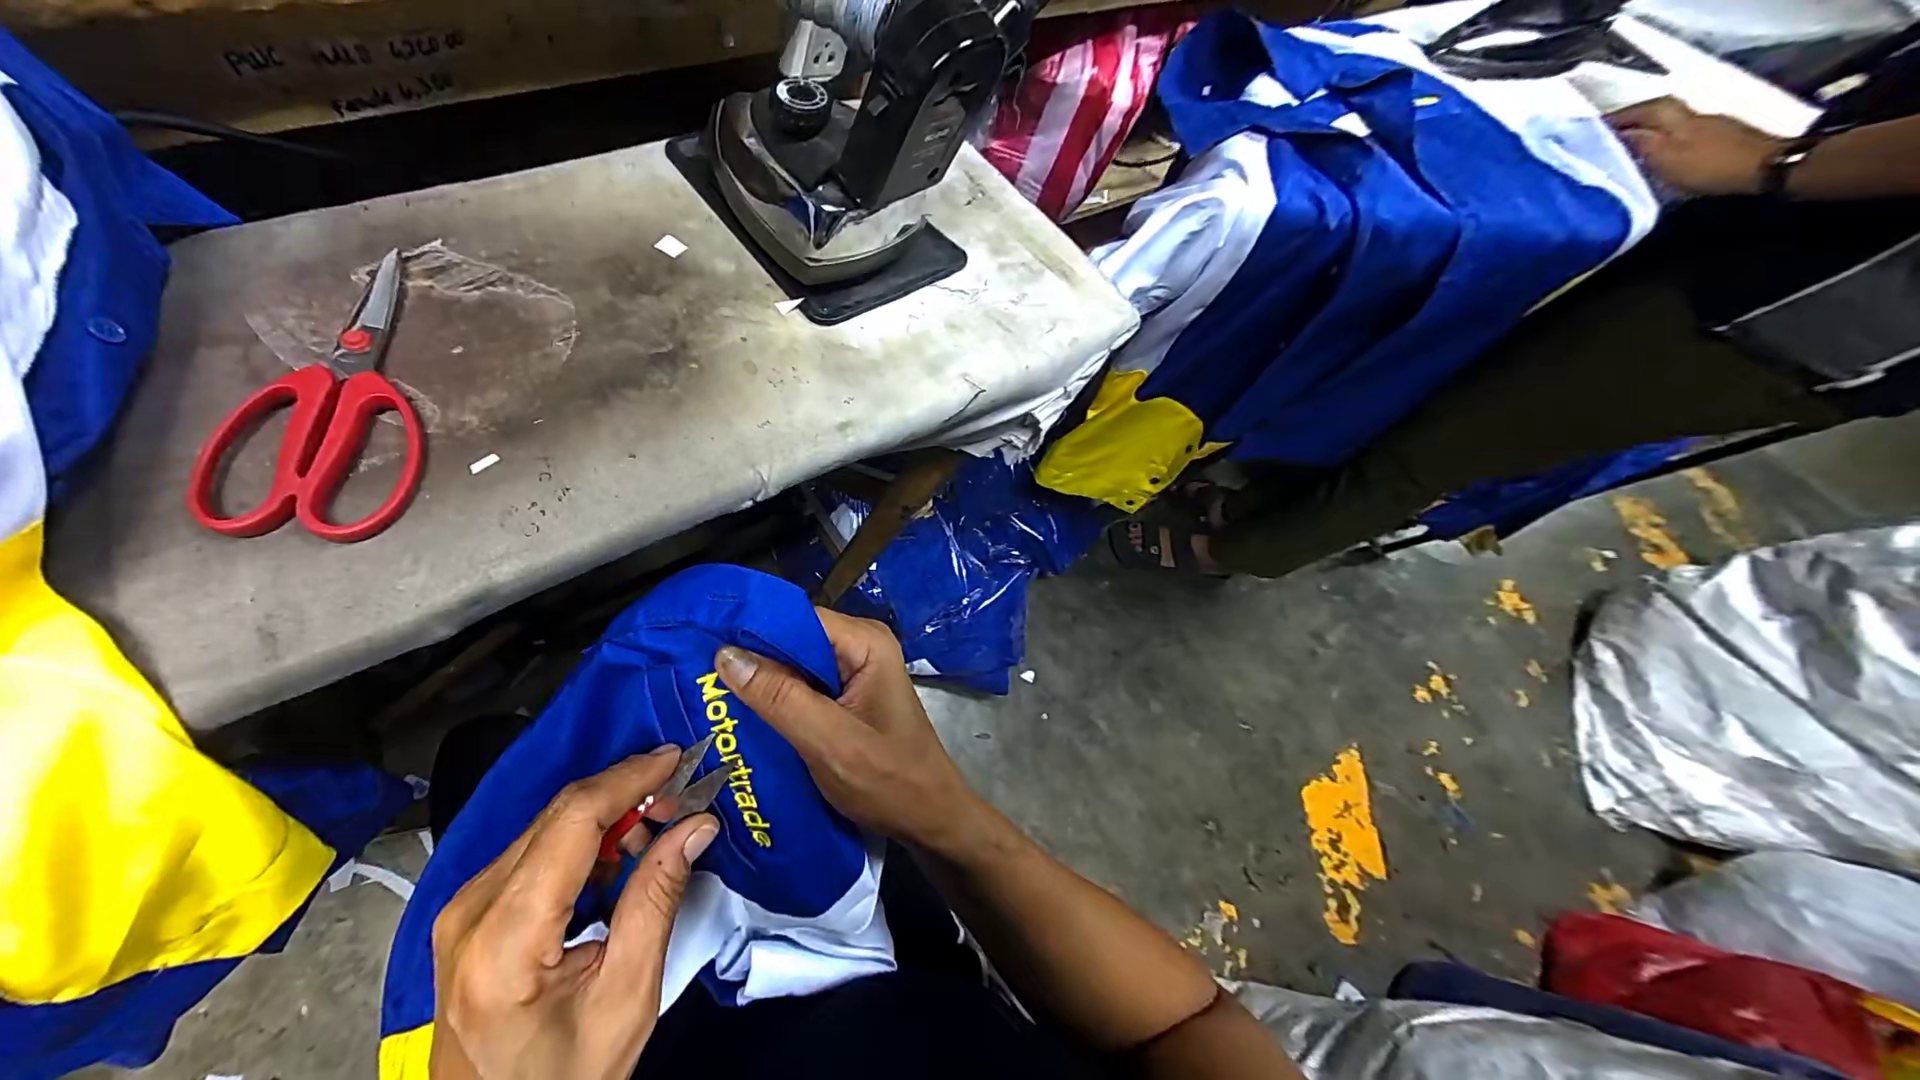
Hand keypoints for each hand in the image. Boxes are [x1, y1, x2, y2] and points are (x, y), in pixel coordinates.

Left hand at [430, 749, 720, 1079]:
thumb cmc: (564, 1075)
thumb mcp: (627, 995)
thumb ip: (657, 900)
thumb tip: (697, 825)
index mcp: (506, 937)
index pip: (573, 821)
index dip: (629, 779)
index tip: (676, 759)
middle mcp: (472, 910)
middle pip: (559, 814)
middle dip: (627, 791)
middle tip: (682, 797)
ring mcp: (465, 909)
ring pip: (549, 824)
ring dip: (609, 813)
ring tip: (659, 828)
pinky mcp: (471, 913)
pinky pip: (537, 848)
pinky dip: (587, 836)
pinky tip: (620, 854)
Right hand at [715, 609, 984, 851]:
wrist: (929, 817)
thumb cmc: (890, 781)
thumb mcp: (830, 742)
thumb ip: (781, 698)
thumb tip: (725, 654)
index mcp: (865, 643)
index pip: (796, 618)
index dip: (749, 630)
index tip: (697, 644)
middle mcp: (859, 645)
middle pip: (792, 638)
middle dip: (748, 657)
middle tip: (691, 675)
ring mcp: (853, 670)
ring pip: (793, 664)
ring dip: (757, 681)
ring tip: (704, 694)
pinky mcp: (845, 695)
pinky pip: (801, 686)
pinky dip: (774, 699)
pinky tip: (740, 714)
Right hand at [1608, 98, 1787, 195]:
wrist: (1767, 167)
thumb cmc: (1710, 166)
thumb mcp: (1666, 158)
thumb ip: (1641, 143)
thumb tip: (1616, 134)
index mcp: (1678, 121)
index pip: (1644, 110)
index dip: (1618, 116)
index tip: (1591, 127)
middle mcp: (1693, 117)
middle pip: (1659, 110)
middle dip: (1632, 117)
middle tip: (1607, 132)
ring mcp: (1710, 126)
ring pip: (1670, 120)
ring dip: (1646, 127)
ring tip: (1624, 143)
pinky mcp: (1719, 138)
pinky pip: (1680, 132)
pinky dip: (1661, 137)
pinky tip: (1655, 150)